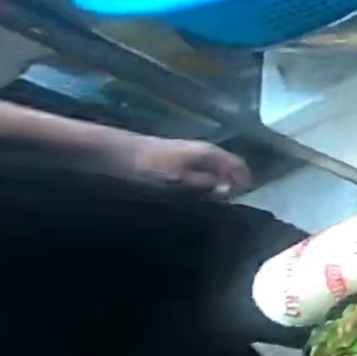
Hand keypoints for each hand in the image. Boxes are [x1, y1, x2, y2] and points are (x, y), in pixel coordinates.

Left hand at [123, 136, 251, 196]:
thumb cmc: (150, 167)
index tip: (233, 201)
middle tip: (216, 204)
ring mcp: (191, 153)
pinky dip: (199, 183)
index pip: (240, 167)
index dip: (242, 184)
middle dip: (227, 186)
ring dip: (211, 185)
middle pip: (228, 169)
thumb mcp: (181, 180)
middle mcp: (206, 151)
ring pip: (212, 171)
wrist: (113, 152)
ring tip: (201, 200)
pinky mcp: (177, 159)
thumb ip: (206, 184)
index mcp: (212, 154)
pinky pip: (198, 172)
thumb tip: (225, 190)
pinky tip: (187, 193)